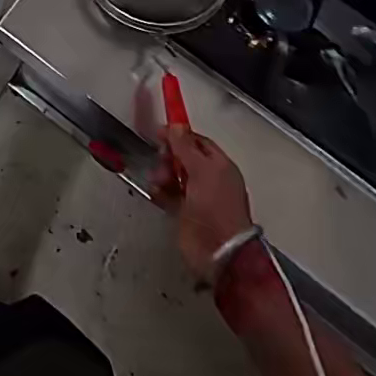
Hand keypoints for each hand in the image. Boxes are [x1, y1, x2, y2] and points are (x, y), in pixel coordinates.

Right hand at [152, 125, 255, 281]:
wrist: (218, 249)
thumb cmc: (216, 207)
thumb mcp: (202, 171)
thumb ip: (186, 148)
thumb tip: (177, 126)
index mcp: (219, 166)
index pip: (198, 142)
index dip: (180, 136)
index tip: (161, 133)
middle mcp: (209, 179)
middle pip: (183, 158)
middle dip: (169, 156)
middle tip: (161, 159)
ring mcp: (196, 196)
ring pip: (174, 175)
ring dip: (162, 173)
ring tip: (158, 180)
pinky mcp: (184, 212)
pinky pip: (168, 195)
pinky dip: (160, 191)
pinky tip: (156, 192)